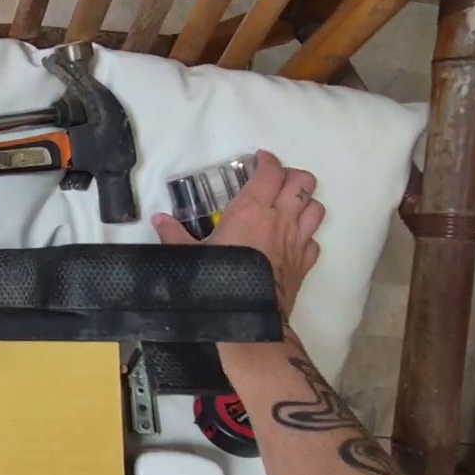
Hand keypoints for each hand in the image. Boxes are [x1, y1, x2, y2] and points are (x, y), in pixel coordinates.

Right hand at [154, 149, 322, 317]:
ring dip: (305, 203)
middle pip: (303, 182)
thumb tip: (158, 219)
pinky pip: (314, 240)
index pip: (271, 173)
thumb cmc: (218, 278)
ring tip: (289, 207)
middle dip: (292, 176)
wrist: (247, 315)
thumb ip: (173, 234)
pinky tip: (293, 240)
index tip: (258, 160)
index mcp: (252, 210)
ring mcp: (298, 240)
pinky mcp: (305, 261)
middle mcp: (280, 219)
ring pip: (316, 207)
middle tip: (275, 181)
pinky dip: (307, 235)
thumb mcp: (188, 255)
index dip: (268, 161)